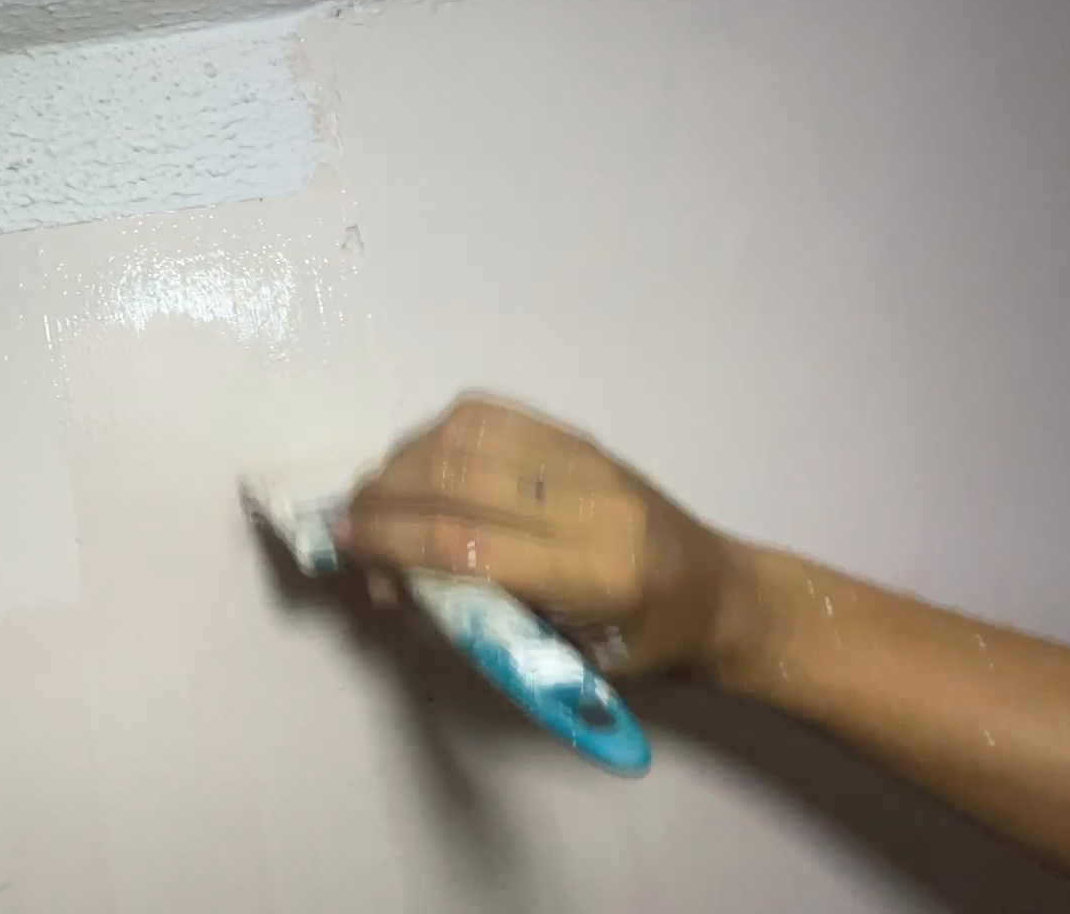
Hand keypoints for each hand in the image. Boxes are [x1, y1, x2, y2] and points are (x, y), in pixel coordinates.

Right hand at [339, 393, 751, 677]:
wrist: (722, 594)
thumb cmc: (640, 645)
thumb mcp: (557, 657)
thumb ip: (470, 614)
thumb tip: (388, 578)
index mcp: (599, 576)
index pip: (466, 546)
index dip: (391, 542)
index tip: (347, 545)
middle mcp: (593, 504)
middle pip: (455, 478)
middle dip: (383, 496)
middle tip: (350, 518)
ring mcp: (585, 457)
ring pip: (463, 434)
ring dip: (402, 460)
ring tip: (381, 490)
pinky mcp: (573, 431)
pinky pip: (482, 413)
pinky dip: (432, 434)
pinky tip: (420, 460)